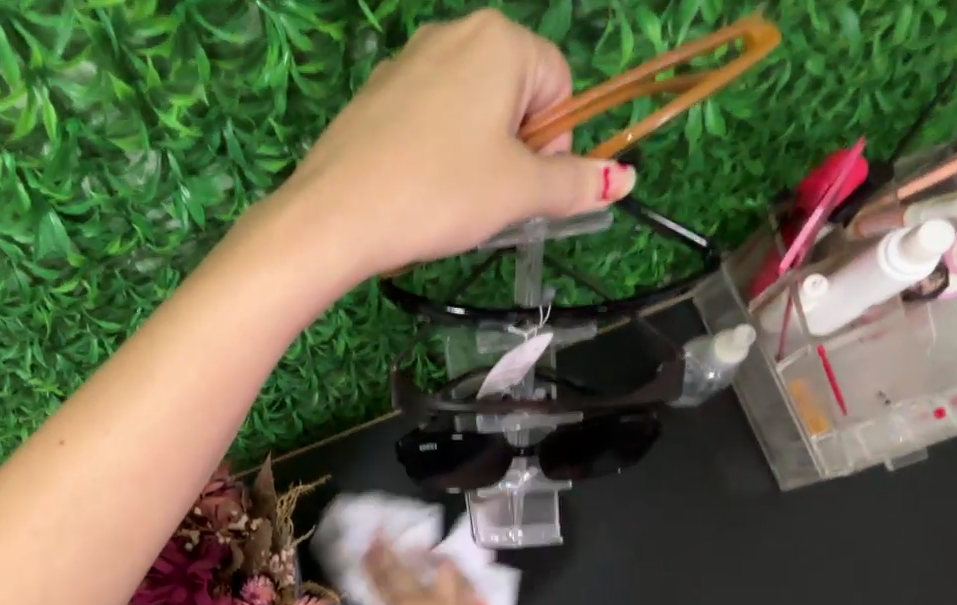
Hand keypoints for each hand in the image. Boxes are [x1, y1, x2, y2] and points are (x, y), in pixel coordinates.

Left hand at [275, 9, 635, 278]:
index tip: (527, 187)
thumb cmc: (438, 194)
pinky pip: (423, 122)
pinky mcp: (370, 99)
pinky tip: (413, 192)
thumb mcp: (518, 192)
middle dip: (511, 148)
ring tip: (448, 200)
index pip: (558, 85)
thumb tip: (624, 179)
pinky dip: (430, 154)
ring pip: (464, 111)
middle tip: (488, 199)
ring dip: (472, 155)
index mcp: (498, 40)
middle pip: (510, 94)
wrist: (333, 217)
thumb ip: (574, 183)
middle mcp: (450, 35)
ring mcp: (403, 64)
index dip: (554, 142)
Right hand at [363, 539, 489, 604]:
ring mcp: (452, 603)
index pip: (383, 578)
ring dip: (435, 562)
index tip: (369, 548)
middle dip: (393, 553)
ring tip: (431, 561)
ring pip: (446, 569)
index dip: (374, 562)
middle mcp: (427, 599)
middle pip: (408, 568)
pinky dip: (456, 581)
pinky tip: (452, 581)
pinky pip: (465, 587)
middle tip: (386, 542)